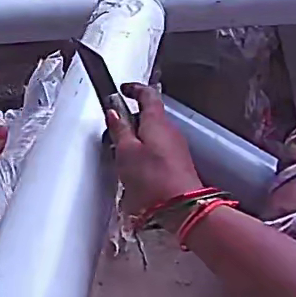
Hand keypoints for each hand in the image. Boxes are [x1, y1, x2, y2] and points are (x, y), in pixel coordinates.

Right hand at [107, 82, 204, 215]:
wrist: (182, 207)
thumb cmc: (154, 179)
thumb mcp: (126, 151)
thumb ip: (119, 130)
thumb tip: (113, 114)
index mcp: (157, 121)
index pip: (147, 95)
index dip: (134, 89)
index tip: (123, 89)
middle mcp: (170, 131)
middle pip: (150, 114)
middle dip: (132, 116)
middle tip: (115, 122)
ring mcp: (176, 147)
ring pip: (154, 133)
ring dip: (137, 135)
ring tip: (121, 148)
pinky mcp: (177, 164)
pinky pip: (158, 148)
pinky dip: (145, 150)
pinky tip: (135, 165)